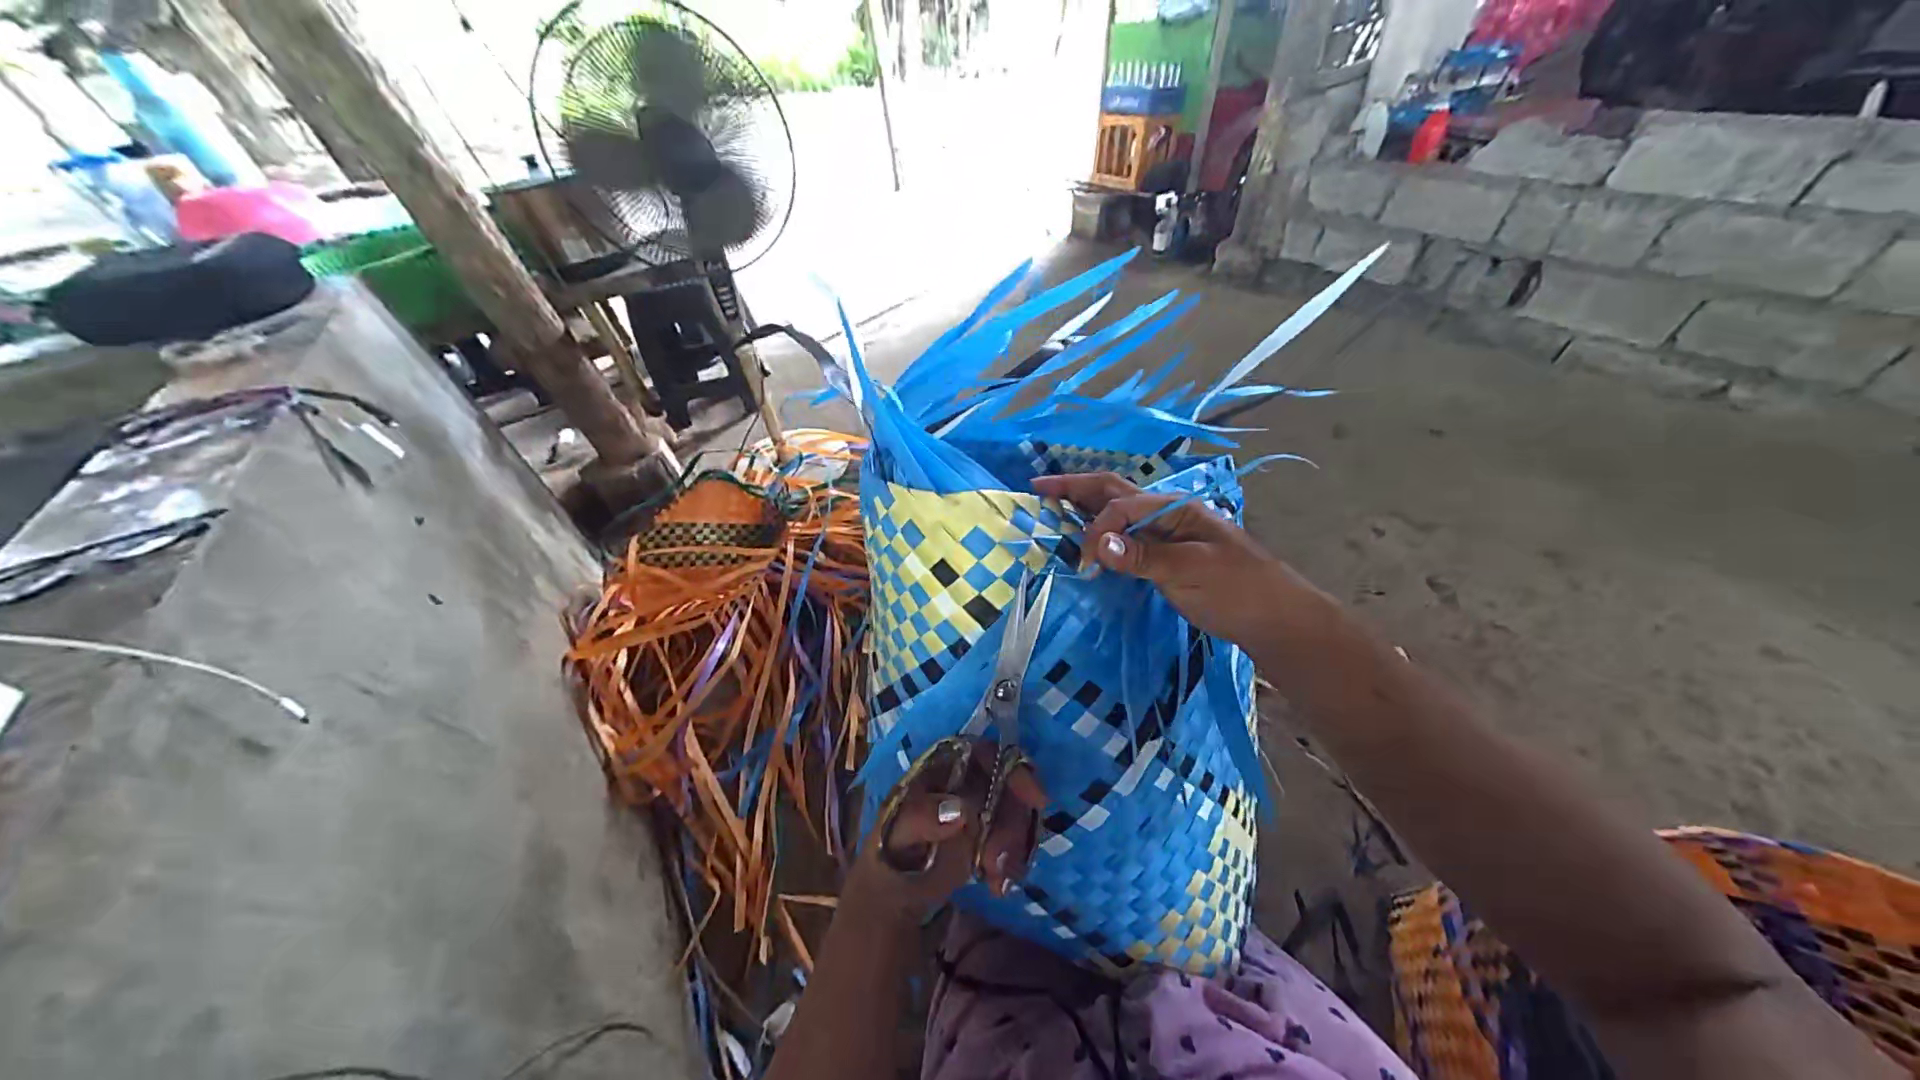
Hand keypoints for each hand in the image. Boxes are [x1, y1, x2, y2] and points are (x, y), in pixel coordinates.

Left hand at [844, 741, 1045, 924]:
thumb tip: (961, 809)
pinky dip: (1016, 861)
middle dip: (1013, 822)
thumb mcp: (893, 841)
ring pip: (1016, 812)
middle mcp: (962, 782)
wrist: (887, 899)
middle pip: (1006, 785)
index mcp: (936, 769)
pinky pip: (1016, 838)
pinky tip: (998, 885)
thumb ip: (919, 821)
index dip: (1012, 767)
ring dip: (1016, 845)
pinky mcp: (987, 837)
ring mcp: (978, 808)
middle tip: (999, 863)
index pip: (982, 752)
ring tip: (996, 881)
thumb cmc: (887, 861)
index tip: (1036, 798)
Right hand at [1031, 472, 1321, 655]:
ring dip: (1085, 504)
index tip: (1084, 562)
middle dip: (1075, 487)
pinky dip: (1101, 530)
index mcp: (1175, 509)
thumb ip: (1143, 556)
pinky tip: (1087, 536)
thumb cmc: (1238, 591)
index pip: (1120, 506)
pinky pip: (1127, 533)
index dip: (1096, 528)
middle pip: (1114, 491)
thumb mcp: (1191, 572)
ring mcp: (1167, 532)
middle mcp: (1167, 513)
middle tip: (1038, 486)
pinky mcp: (1166, 554)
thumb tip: (1097, 544)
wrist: (1277, 618)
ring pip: (1118, 509)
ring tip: (1053, 503)